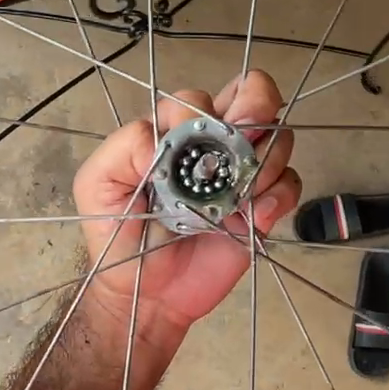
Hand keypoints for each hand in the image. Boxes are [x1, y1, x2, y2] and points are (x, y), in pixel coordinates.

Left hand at [74, 71, 301, 343]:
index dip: (199, 112)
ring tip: (241, 195)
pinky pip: (289, 184)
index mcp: (172, 133)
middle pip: (251, 95)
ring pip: (277, 136)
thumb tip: (159, 135)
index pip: (196, 98)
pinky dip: (280, 196)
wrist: (146, 294)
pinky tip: (256, 218)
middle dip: (257, 105)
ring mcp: (239, 175)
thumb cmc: (117, 237)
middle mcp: (211, 146)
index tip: (188, 147)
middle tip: (243, 138)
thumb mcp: (98, 187)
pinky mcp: (262, 208)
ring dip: (267, 158)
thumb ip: (123, 149)